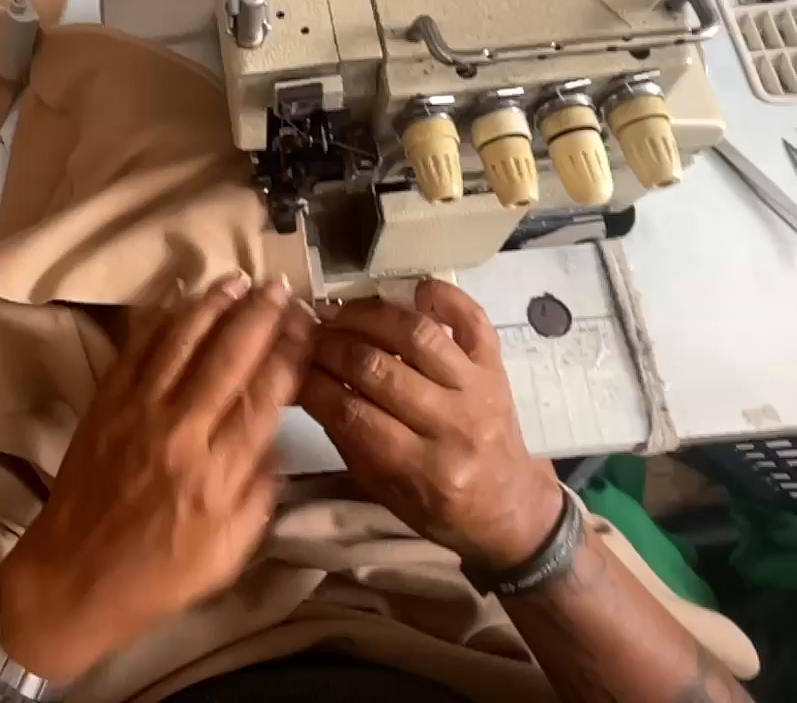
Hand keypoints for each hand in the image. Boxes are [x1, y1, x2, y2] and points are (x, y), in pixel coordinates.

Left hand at [0, 274, 311, 683]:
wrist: (72, 576)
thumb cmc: (157, 575)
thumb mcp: (229, 553)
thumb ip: (259, 492)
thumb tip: (275, 438)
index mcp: (215, 473)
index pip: (264, 396)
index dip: (289, 353)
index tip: (306, 326)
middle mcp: (179, 429)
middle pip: (228, 354)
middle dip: (260, 315)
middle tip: (280, 288)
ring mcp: (137, 408)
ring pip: (183, 339)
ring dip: (214, 304)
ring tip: (239, 280)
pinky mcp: (106, 399)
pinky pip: (138, 345)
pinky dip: (164, 316)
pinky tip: (184, 298)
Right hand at [299, 279, 561, 571]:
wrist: (510, 507)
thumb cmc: (437, 505)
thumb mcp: (381, 488)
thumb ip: (345, 434)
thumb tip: (303, 379)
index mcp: (424, 469)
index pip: (352, 414)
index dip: (312, 383)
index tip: (286, 363)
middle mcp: (455, 425)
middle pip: (379, 368)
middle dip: (330, 346)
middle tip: (305, 334)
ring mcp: (479, 389)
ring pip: (416, 334)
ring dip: (368, 316)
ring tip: (338, 312)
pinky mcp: (496, 365)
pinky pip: (472, 317)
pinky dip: (442, 295)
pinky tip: (410, 289)